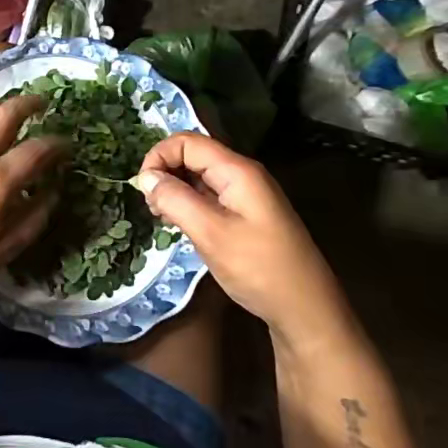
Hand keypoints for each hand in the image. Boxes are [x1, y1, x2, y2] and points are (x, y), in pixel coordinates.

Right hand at [136, 133, 347, 339]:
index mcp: (238, 170)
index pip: (188, 141)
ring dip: (176, 190)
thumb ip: (176, 200)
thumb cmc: (258, 268)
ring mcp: (247, 195)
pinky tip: (182, 226)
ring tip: (163, 219)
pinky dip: (191, 204)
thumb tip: (145, 177)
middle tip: (152, 208)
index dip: (159, 157)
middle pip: (195, 155)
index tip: (142, 190)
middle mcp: (243, 175)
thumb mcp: (211, 234)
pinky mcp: (247, 215)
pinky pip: (211, 196)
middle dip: (166, 172)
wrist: (304, 307)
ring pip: (201, 177)